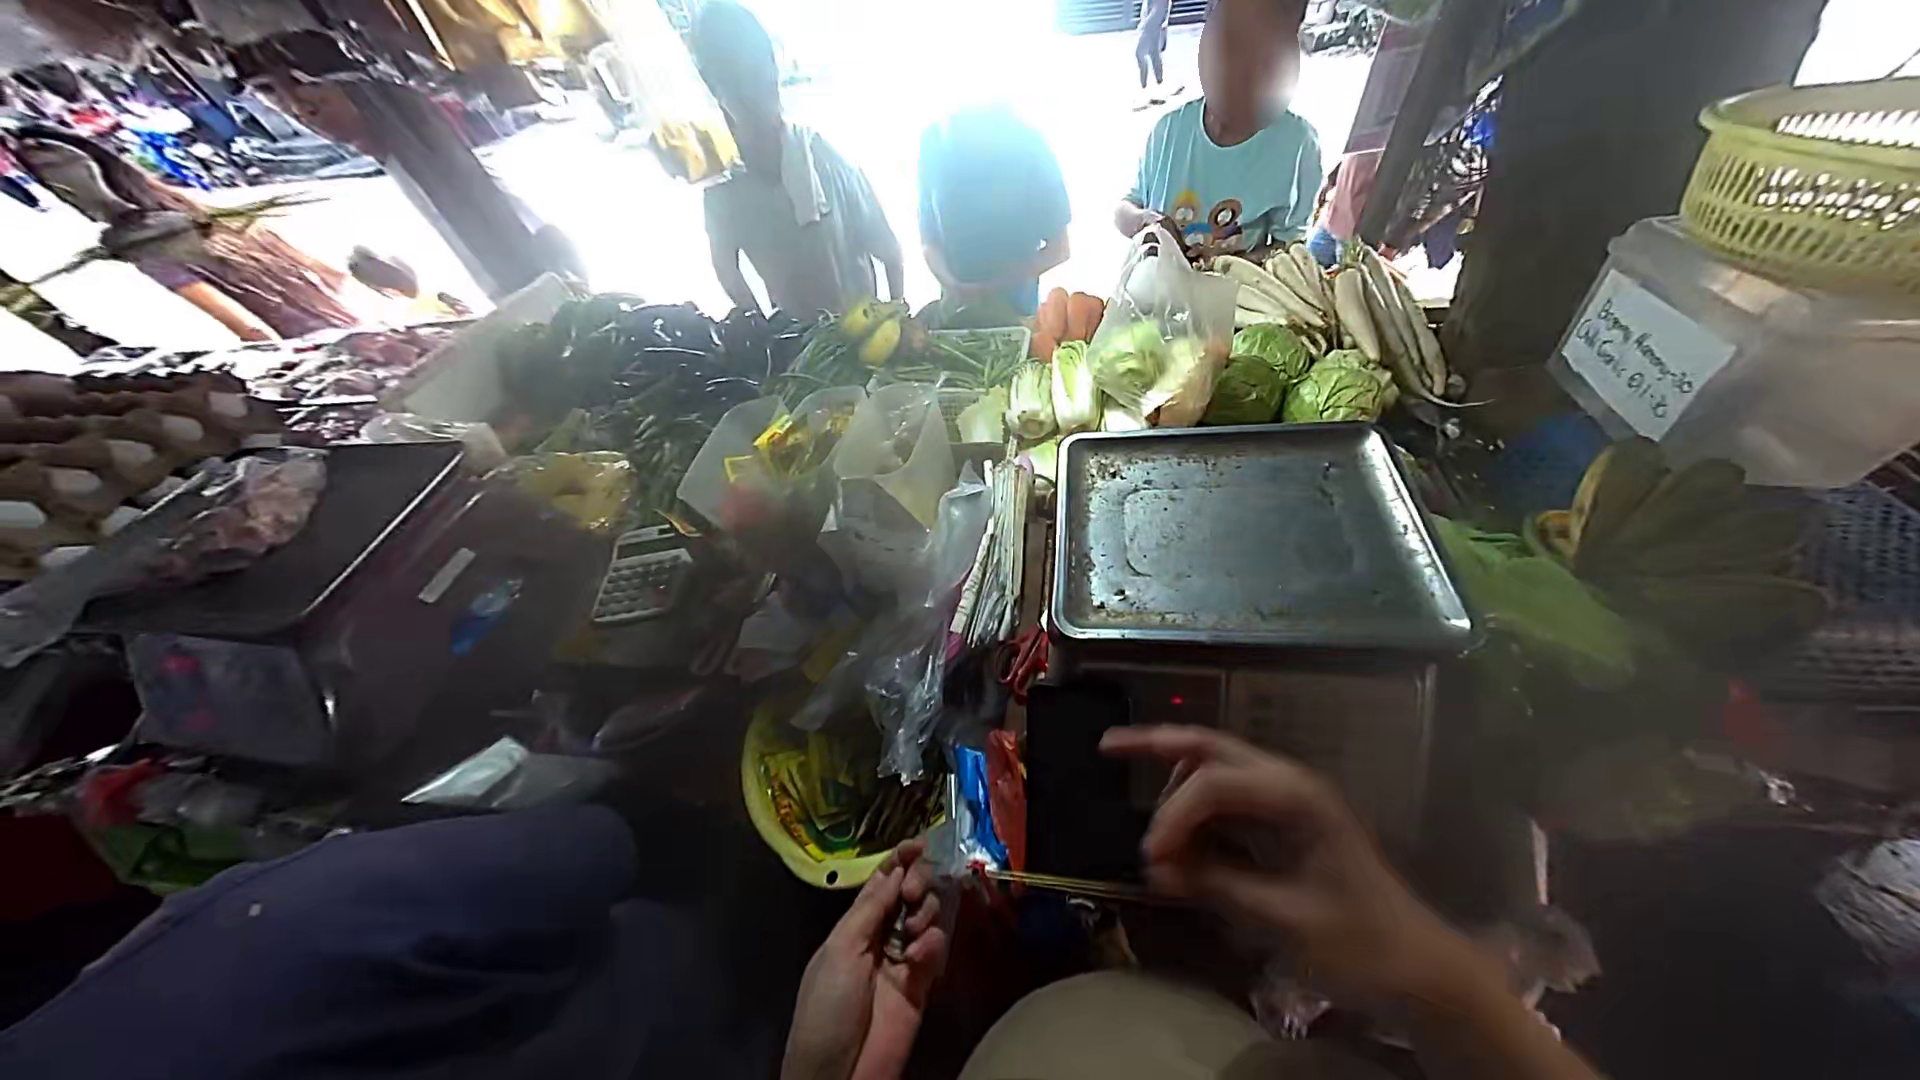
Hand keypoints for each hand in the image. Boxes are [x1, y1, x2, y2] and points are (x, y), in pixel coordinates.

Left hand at [782, 838, 947, 1079]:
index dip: (899, 860)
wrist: (837, 1077)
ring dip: (926, 909)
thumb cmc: (827, 1008)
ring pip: (926, 915)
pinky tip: (922, 952)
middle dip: (916, 881)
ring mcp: (902, 958)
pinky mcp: (921, 984)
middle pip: (908, 892)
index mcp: (855, 923)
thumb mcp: (841, 950)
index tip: (918, 844)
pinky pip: (935, 949)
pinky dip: (933, 942)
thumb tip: (895, 869)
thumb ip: (871, 908)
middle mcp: (881, 934)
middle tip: (913, 891)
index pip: (881, 880)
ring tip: (915, 924)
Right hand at [1101, 726, 1472, 1002]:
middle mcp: (1286, 782)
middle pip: (1209, 746)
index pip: (1214, 784)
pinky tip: (1177, 832)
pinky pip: (1223, 795)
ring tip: (1154, 829)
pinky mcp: (1278, 817)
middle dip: (1156, 743)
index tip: (1150, 856)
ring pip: (1212, 766)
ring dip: (1174, 784)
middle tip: (1108, 746)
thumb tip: (1155, 867)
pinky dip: (1192, 806)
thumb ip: (1217, 886)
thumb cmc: (1364, 946)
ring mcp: (1283, 796)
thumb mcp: (1287, 921)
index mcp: (1296, 797)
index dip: (1174, 815)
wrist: (1423, 971)